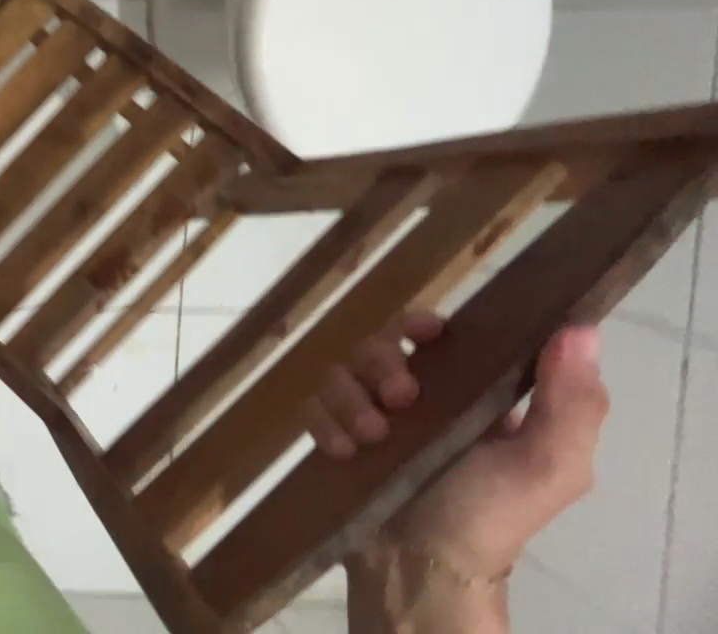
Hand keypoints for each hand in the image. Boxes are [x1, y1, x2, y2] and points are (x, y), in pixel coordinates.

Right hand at [307, 316, 608, 581]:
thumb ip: (571, 401)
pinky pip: (311, 404)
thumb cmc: (490, 513)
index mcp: (469, 395)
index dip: (419, 325)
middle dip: (378, 364)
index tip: (419, 334)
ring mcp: (367, 414)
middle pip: (375, 346)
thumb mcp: (551, 465)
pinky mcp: (331, 433)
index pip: (435, 337)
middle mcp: (415, 398)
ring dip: (350, 399)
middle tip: (397, 399)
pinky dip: (324, 423)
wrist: (421, 566)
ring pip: (338, 372)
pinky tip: (346, 451)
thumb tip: (581, 329)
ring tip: (371, 437)